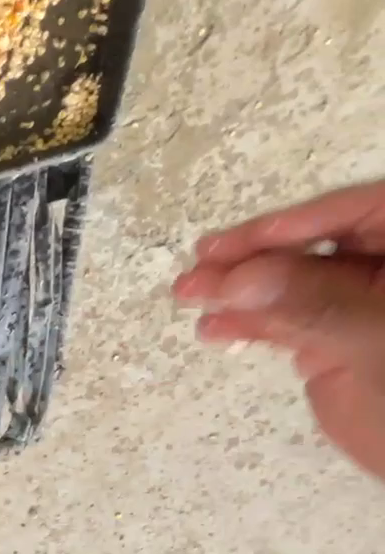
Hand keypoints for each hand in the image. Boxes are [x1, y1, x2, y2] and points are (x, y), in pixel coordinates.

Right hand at [173, 179, 384, 481]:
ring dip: (239, 291)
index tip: (229, 246)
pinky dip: (250, 321)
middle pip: (324, 245)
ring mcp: (372, 309)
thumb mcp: (377, 342)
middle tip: (195, 274)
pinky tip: (213, 328)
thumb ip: (314, 304)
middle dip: (255, 259)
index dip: (299, 222)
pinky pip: (292, 320)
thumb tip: (235, 278)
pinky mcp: (345, 342)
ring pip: (300, 283)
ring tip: (187, 299)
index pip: (369, 211)